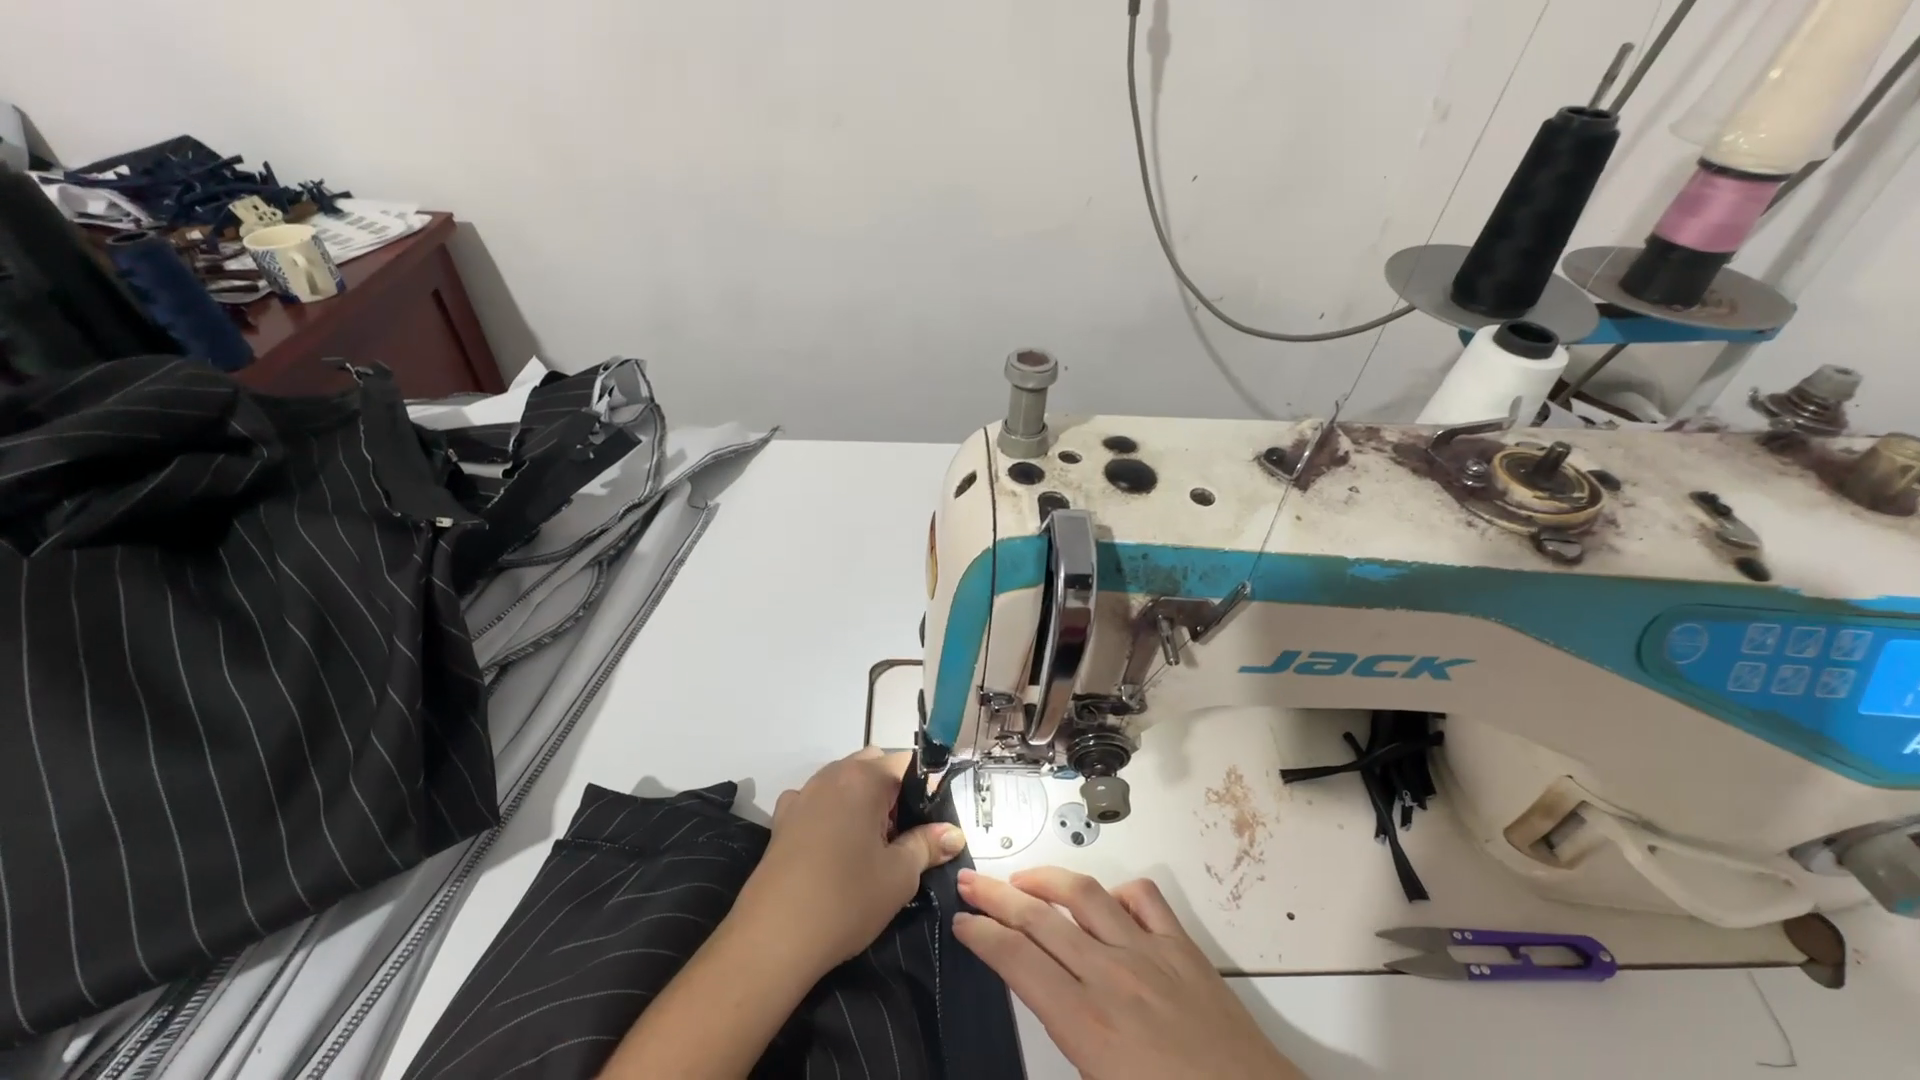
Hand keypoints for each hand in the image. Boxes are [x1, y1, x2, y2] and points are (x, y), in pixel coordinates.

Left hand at [734, 747, 966, 976]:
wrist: (774, 938)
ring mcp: (801, 797)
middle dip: (892, 790)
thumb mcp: (899, 875)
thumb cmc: (846, 900)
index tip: (931, 822)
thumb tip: (953, 833)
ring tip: (870, 847)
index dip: (925, 787)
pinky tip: (834, 850)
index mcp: (863, 779)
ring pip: (842, 783)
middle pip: (872, 765)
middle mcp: (830, 777)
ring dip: (861, 802)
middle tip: (902, 835)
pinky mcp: (781, 822)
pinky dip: (831, 815)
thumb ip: (928, 845)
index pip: (906, 762)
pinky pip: (816, 804)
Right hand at [954, 867, 1302, 1079]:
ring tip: (1021, 878)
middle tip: (970, 881)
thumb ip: (1067, 1040)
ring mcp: (1149, 954)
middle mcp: (1110, 976)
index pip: (1016, 960)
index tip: (961, 922)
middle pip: (1039, 918)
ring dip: (1046, 879)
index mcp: (1084, 1022)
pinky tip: (1103, 899)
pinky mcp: (1183, 948)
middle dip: (996, 896)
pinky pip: (1144, 899)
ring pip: (1086, 895)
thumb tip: (1048, 1004)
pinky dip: (1117, 890)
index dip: (981, 935)